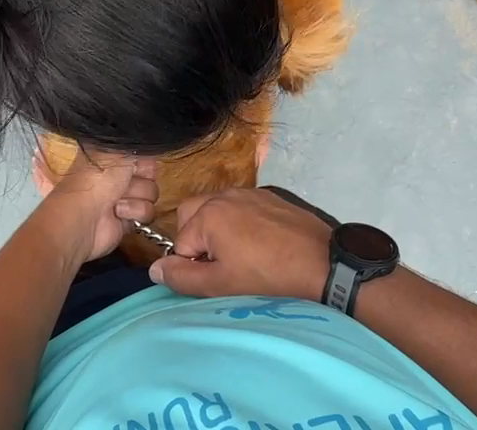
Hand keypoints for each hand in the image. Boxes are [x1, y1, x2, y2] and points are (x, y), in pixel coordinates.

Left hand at [33, 151, 158, 265]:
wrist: (84, 217)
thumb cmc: (96, 179)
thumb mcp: (118, 153)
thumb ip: (137, 147)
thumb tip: (150, 147)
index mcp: (112, 156)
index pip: (142, 153)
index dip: (143, 158)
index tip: (137, 161)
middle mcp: (118, 175)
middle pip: (150, 173)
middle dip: (140, 178)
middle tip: (124, 182)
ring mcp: (124, 197)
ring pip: (151, 193)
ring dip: (136, 196)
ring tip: (116, 201)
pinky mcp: (129, 219)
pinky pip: (147, 213)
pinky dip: (134, 212)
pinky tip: (118, 214)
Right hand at [147, 188, 331, 300]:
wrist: (322, 263)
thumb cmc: (267, 276)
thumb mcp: (221, 285)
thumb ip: (182, 277)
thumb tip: (154, 269)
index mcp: (208, 213)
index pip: (180, 243)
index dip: (191, 266)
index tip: (215, 280)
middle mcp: (223, 195)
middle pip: (192, 214)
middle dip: (197, 239)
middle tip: (219, 266)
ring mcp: (248, 192)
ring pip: (217, 209)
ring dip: (218, 230)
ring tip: (241, 258)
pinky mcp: (269, 196)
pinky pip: (241, 207)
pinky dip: (240, 223)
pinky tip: (260, 245)